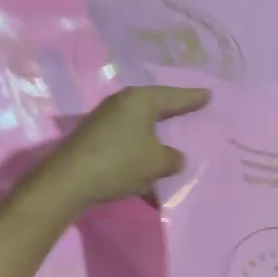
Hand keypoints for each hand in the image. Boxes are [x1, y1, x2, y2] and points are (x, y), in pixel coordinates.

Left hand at [31, 85, 209, 209]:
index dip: (192, 98)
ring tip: (172, 139)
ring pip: (139, 126)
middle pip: (154, 107)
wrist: (69, 180)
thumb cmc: (119, 162)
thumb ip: (172, 159)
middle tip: (191, 110)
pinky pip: (126, 142)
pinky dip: (139, 152)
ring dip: (154, 136)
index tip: (208, 95)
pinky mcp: (94, 139)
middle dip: (172, 112)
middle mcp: (121, 103)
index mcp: (140, 100)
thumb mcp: (156, 163)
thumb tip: (174, 157)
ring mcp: (105, 120)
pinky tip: (148, 167)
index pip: (174, 96)